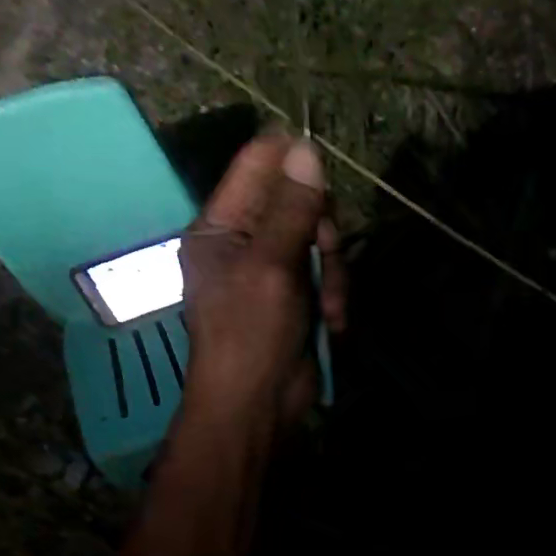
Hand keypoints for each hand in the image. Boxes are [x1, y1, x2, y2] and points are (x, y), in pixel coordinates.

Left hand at [178, 134, 346, 427]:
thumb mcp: (270, 266)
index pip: (255, 168)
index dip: (290, 159)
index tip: (325, 166)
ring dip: (334, 274)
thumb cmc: (250, 334)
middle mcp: (244, 244)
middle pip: (297, 205)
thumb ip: (291, 209)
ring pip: (319, 245)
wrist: (257, 406)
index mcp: (220, 227)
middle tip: (329, 253)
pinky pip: (326, 278)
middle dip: (322, 232)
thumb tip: (306, 149)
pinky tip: (334, 322)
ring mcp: (273, 274)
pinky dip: (335, 298)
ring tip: (332, 308)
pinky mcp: (298, 300)